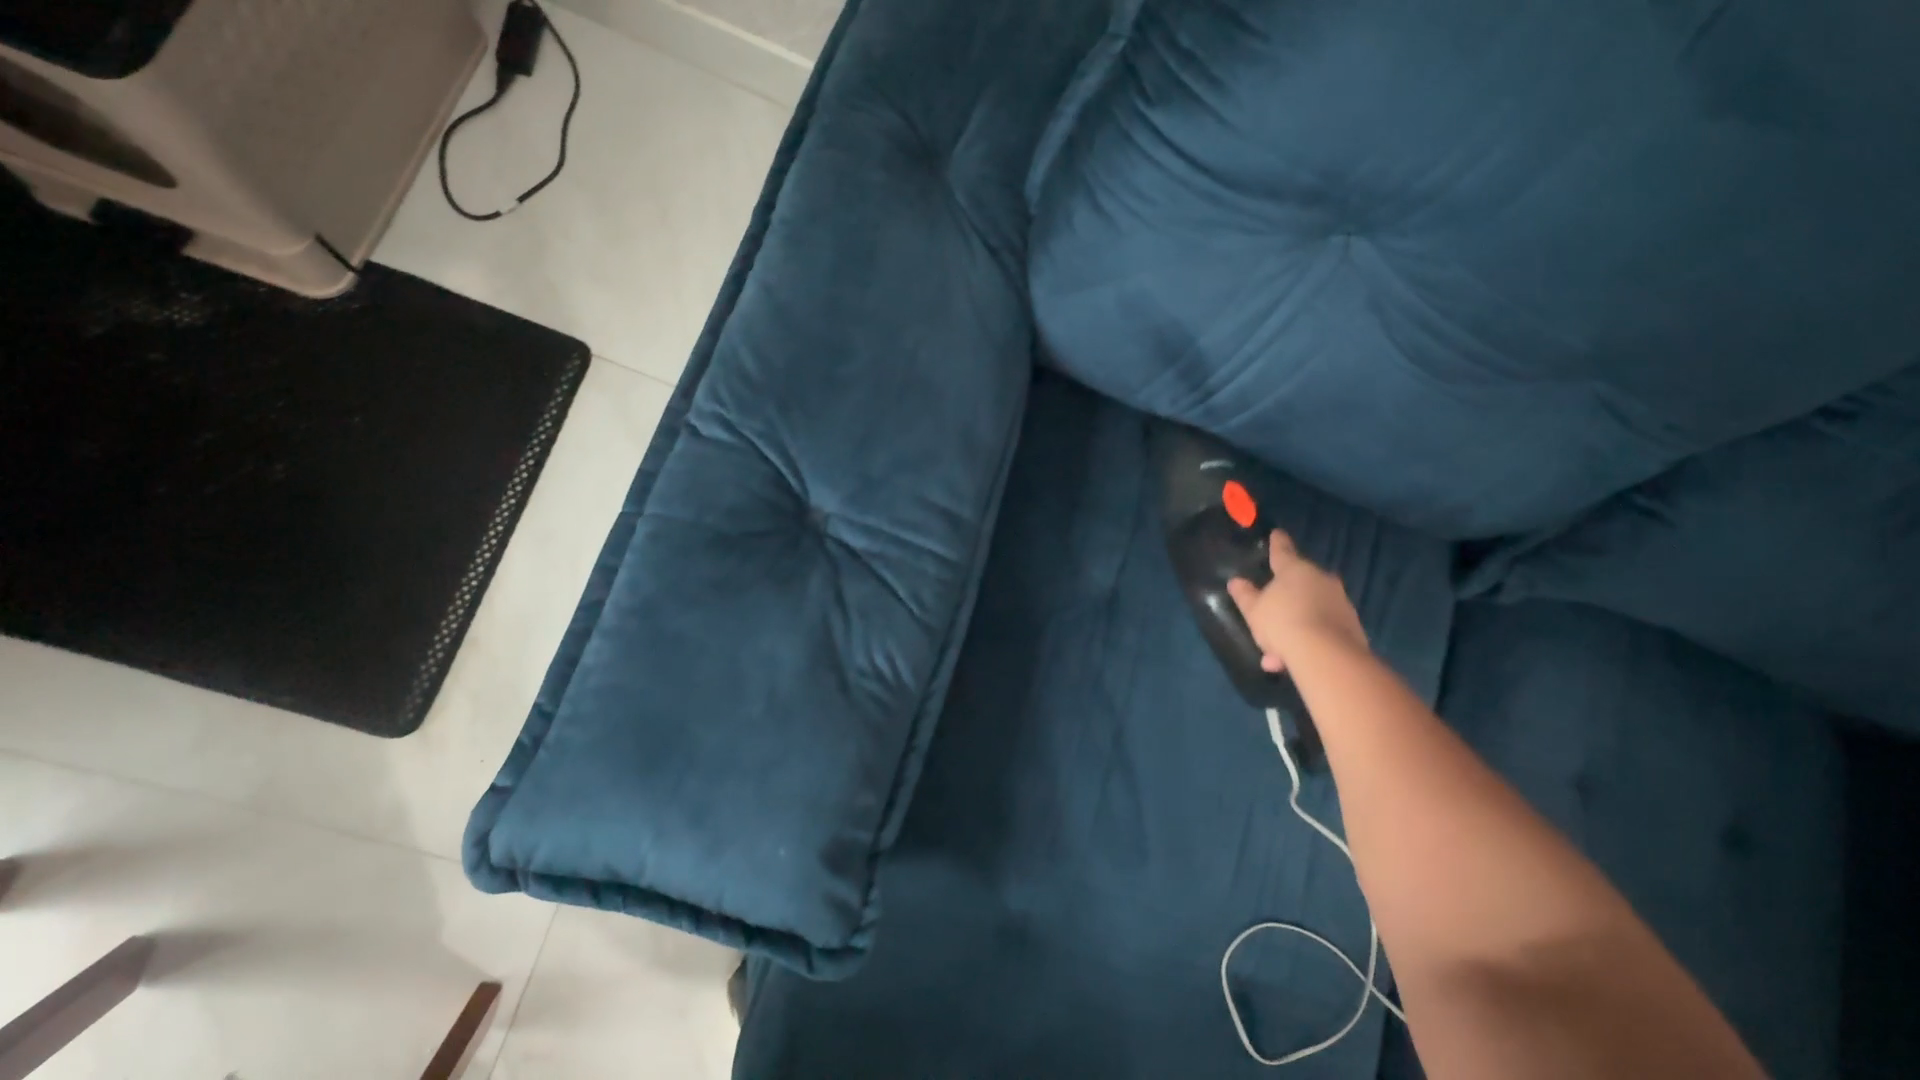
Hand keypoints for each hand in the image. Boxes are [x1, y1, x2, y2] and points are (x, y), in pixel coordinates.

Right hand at [1225, 530, 1367, 673]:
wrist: (1326, 654)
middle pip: (1301, 582)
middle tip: (1271, 612)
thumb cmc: (1283, 623)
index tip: (1276, 533)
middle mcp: (1321, 579)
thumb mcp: (1254, 611)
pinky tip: (1291, 661)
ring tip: (1276, 653)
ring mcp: (1340, 601)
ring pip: (1312, 608)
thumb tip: (1236, 581)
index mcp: (1294, 569)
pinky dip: (1309, 639)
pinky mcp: (1352, 624)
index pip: (1283, 550)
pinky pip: (1324, 627)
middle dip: (1286, 596)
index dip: (1277, 543)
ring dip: (1296, 624)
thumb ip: (1245, 595)